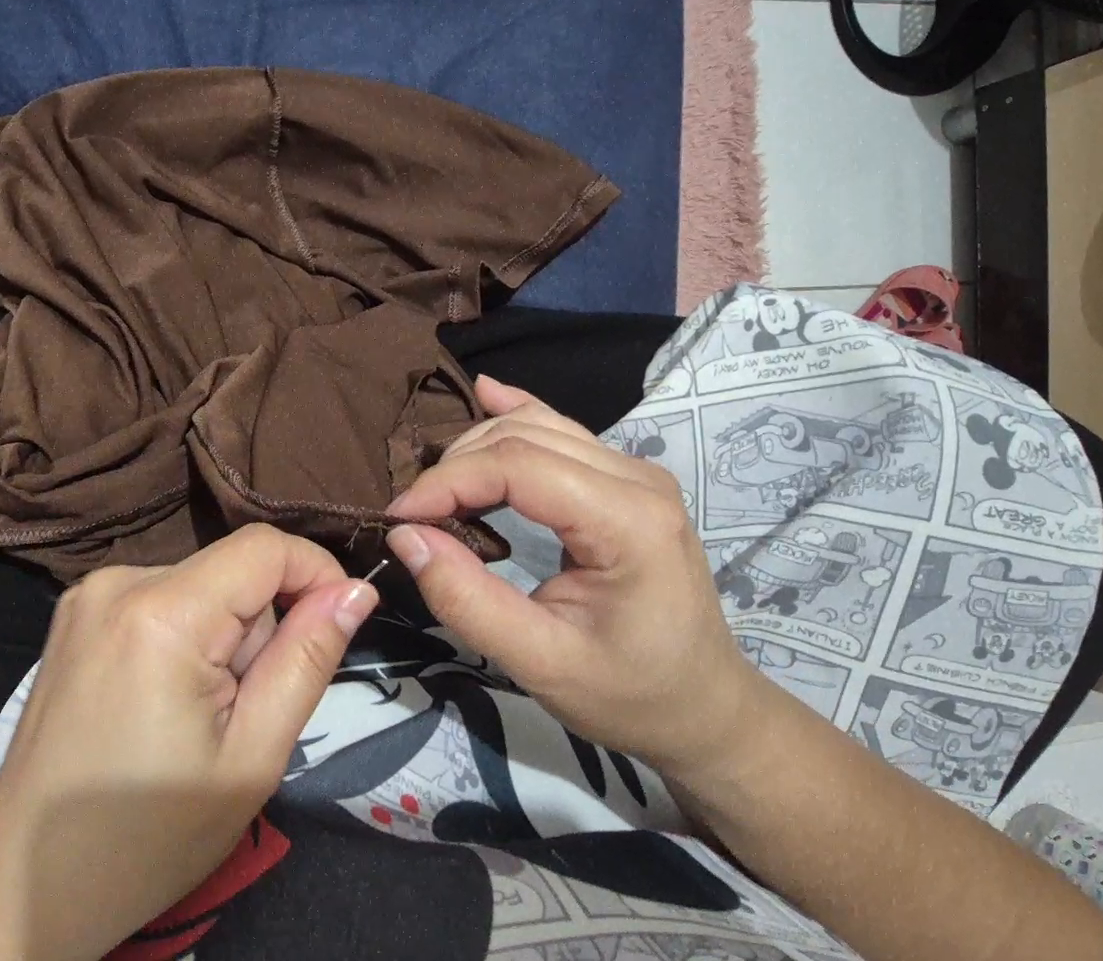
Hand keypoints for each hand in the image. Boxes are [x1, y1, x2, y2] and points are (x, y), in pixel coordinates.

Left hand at [0, 524, 378, 960]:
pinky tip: (161, 702)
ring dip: (220, 639)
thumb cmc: (150, 833)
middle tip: (239, 713)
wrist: (32, 876)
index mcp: (161, 613)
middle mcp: (117, 582)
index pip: (264, 547)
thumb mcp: (252, 756)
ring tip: (194, 718)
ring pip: (199, 587)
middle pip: (230, 572)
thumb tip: (357, 590)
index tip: (338, 628)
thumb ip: (307, 660)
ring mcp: (87, 595)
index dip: (316, 573)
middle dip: (258, 630)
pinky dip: (183, 638)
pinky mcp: (74, 615)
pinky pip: (160, 601)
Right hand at [383, 376, 767, 778]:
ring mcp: (635, 472)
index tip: (399, 518)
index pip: (517, 465)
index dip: (447, 481)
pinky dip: (513, 415)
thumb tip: (405, 536)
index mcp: (628, 521)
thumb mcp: (540, 664)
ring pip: (536, 426)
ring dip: (474, 450)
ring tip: (435, 494)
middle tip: (413, 518)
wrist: (703, 708)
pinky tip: (485, 394)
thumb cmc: (628, 694)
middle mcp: (637, 478)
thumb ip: (467, 600)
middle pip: (522, 437)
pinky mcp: (625, 479)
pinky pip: (559, 431)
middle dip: (454, 467)